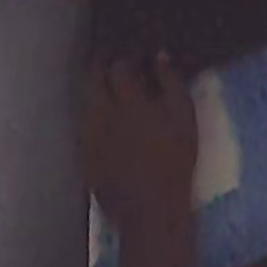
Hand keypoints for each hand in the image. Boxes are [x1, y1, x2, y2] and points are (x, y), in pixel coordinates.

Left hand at [80, 52, 197, 240]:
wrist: (153, 210)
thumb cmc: (174, 159)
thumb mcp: (183, 116)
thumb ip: (171, 81)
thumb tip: (160, 55)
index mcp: (128, 100)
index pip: (118, 66)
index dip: (125, 58)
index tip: (134, 56)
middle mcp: (103, 113)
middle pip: (92, 78)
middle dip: (100, 66)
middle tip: (111, 62)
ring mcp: (90, 135)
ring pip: (83, 101)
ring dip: (93, 89)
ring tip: (105, 86)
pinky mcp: (85, 156)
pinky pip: (83, 126)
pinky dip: (90, 116)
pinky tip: (102, 119)